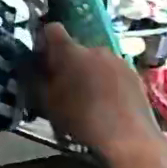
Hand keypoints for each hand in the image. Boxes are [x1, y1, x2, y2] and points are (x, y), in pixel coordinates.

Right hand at [36, 23, 162, 155]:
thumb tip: (32, 66)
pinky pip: (113, 71)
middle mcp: (95, 48)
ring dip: (89, 72)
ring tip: (90, 98)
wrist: (128, 138)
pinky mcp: (134, 73)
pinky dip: (108, 81)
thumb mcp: (47, 103)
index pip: (52, 29)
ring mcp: (118, 59)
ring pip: (96, 61)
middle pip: (75, 49)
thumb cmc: (81, 119)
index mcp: (70, 52)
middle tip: (66, 87)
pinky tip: (109, 103)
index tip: (43, 60)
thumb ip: (36, 79)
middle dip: (68, 63)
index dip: (44, 41)